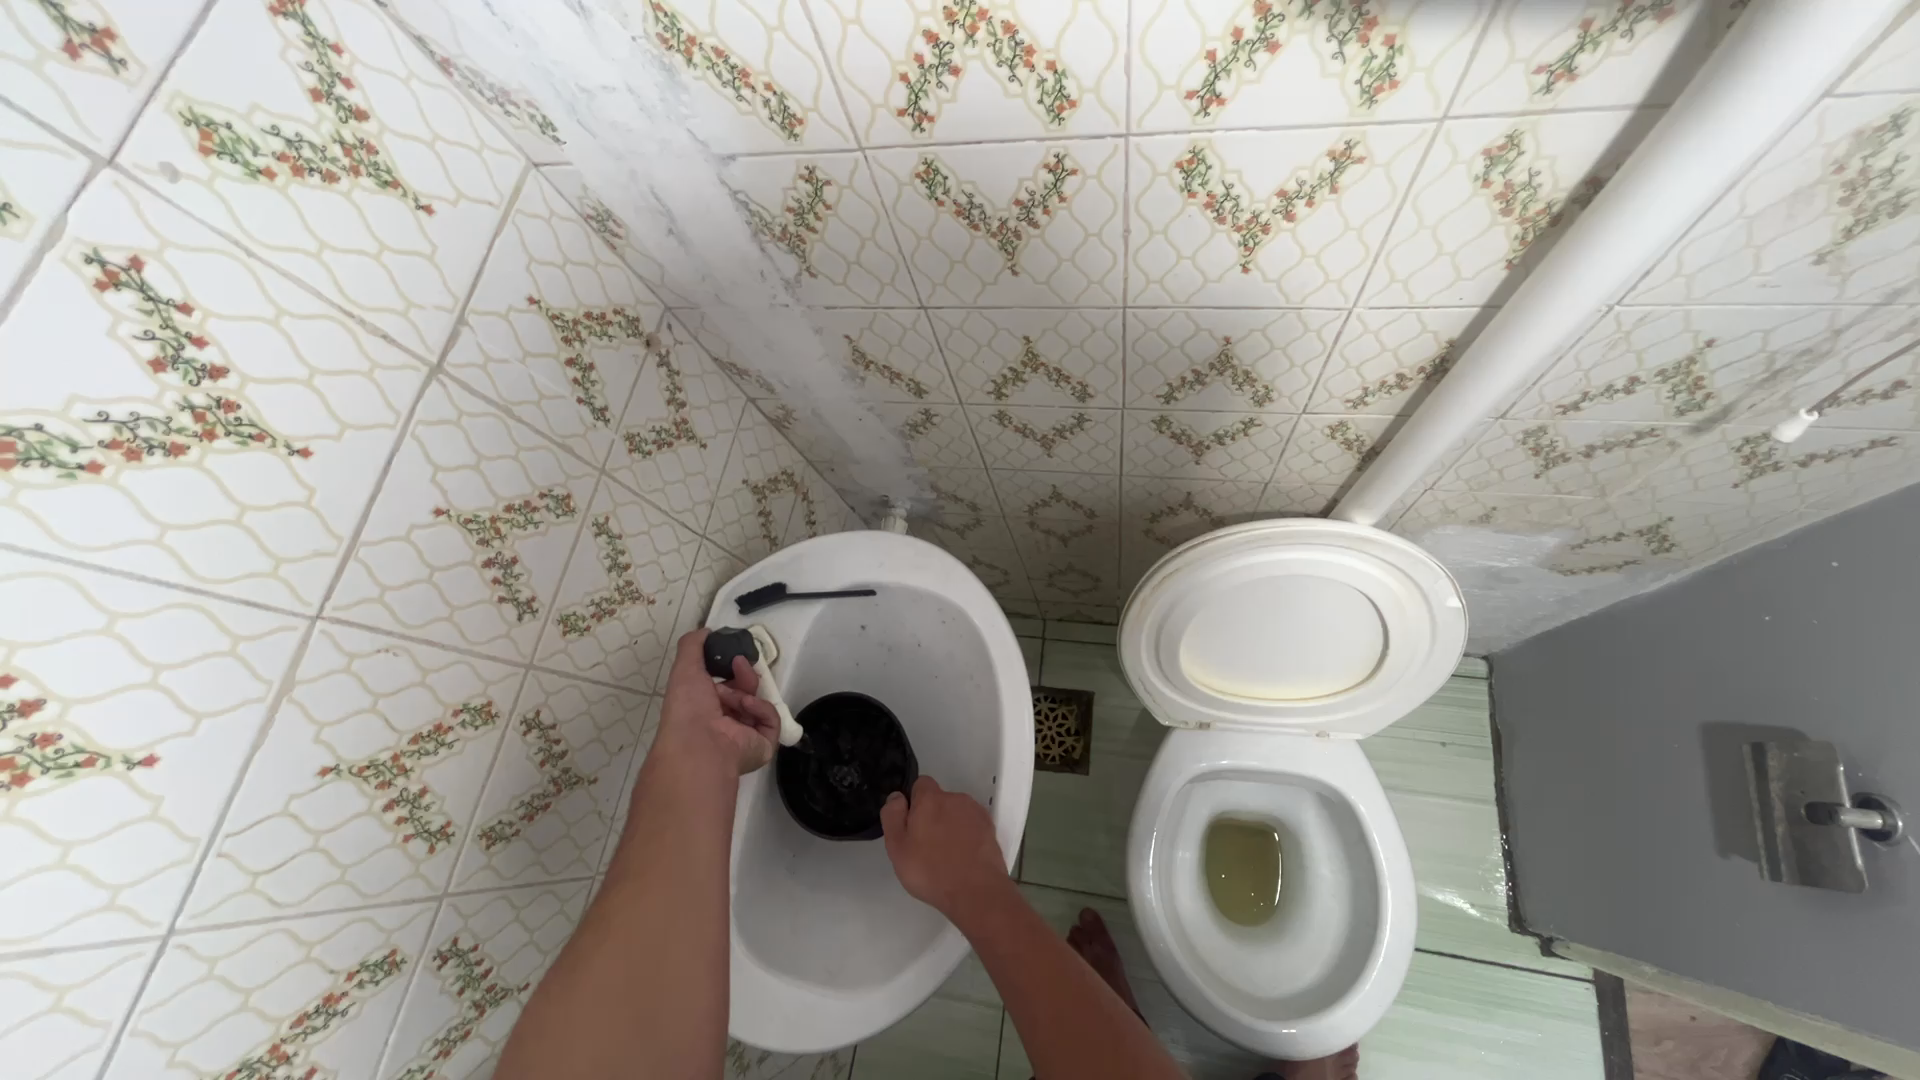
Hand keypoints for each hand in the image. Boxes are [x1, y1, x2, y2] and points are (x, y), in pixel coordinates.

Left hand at [658, 629, 780, 775]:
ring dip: (747, 692)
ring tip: (738, 695)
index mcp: (704, 708)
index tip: (732, 656)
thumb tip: (706, 631)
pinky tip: (747, 706)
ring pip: (758, 703)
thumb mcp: (685, 668)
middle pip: (744, 691)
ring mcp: (745, 734)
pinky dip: (761, 709)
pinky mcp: (763, 744)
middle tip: (739, 665)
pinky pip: (770, 720)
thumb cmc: (688, 707)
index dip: (729, 668)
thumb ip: (693, 645)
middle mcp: (724, 722)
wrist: (699, 744)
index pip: (724, 685)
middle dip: (743, 676)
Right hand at [880, 776, 1008, 917]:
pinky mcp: (989, 828)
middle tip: (926, 846)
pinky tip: (963, 858)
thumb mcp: (897, 847)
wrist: (976, 892)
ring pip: (956, 813)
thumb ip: (893, 816)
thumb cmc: (930, 871)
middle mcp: (955, 798)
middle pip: (939, 800)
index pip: (920, 784)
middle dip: (932, 816)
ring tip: (947, 856)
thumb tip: (897, 796)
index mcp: (931, 799)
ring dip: (950, 826)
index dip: (914, 802)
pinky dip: (967, 835)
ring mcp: (975, 813)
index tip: (912, 826)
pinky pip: (972, 825)